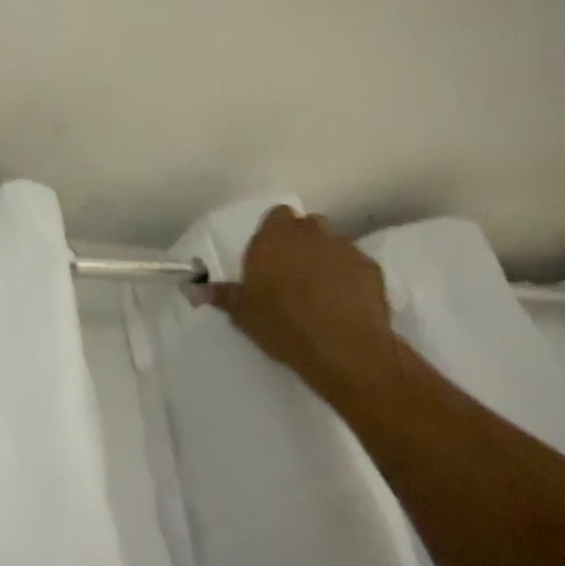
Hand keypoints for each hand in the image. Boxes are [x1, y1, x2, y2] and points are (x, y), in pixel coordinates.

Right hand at [201, 205, 401, 390]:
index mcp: (273, 238)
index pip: (275, 217)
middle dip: (299, 244)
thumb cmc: (283, 327)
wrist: (344, 348)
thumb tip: (194, 290)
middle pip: (304, 227)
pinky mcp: (371, 267)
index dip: (273, 236)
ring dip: (324, 260)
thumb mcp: (243, 315)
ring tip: (320, 294)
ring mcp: (344, 247)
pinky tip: (344, 305)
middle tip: (291, 277)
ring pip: (331, 244)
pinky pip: (354, 265)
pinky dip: (348, 278)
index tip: (268, 262)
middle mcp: (310, 233)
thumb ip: (222, 295)